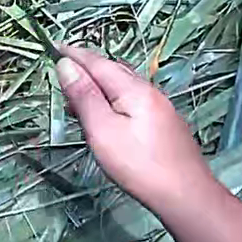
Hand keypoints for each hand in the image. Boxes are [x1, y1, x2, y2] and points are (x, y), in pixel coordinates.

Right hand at [54, 45, 222, 215]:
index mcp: (134, 89)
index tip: (55, 46)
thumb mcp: (103, 131)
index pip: (99, 63)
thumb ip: (84, 97)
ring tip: (78, 96)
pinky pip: (133, 101)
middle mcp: (150, 92)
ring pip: (124, 87)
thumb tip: (66, 65)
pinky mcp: (165, 125)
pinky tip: (108, 116)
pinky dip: (113, 100)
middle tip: (63, 70)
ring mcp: (161, 108)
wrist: (185, 195)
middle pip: (114, 71)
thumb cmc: (139, 165)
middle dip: (87, 67)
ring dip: (100, 85)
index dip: (75, 55)